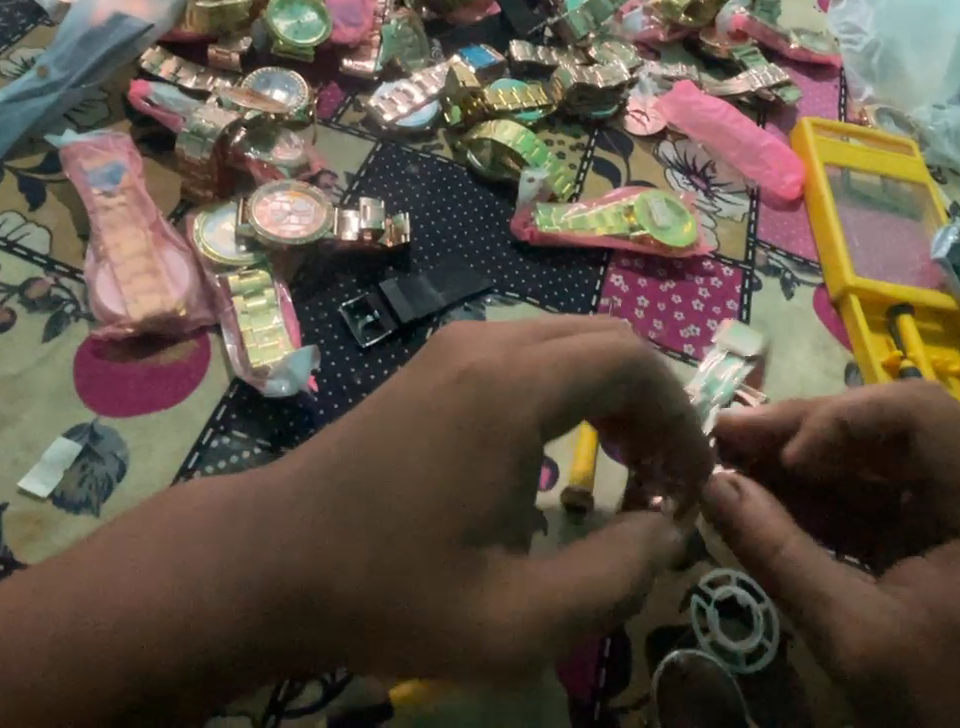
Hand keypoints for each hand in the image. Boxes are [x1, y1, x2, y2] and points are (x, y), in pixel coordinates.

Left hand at [254, 315, 713, 680]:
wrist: (271, 557)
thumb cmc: (389, 592)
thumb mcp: (516, 620)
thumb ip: (615, 577)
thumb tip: (668, 532)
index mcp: (510, 388)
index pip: (632, 361)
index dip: (679, 417)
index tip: (688, 482)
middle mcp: (487, 343)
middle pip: (605, 339)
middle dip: (650, 400)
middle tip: (659, 476)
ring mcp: (455, 344)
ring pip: (567, 339)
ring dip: (610, 389)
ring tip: (621, 462)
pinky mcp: (436, 360)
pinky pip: (527, 351)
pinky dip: (566, 384)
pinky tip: (558, 444)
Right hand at [703, 384, 959, 727]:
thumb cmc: (957, 721)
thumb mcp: (858, 638)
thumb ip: (778, 553)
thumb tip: (708, 484)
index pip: (918, 413)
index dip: (838, 420)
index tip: (782, 459)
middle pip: (895, 432)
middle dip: (806, 435)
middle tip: (728, 436)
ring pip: (883, 465)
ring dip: (807, 468)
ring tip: (733, 464)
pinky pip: (886, 507)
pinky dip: (827, 505)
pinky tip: (768, 502)